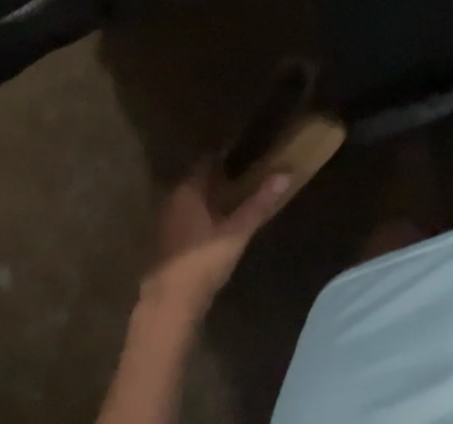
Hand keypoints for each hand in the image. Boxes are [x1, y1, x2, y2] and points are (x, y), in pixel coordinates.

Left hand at [141, 160, 292, 314]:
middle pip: (197, 178)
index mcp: (187, 190)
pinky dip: (203, 211)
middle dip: (219, 173)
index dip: (224, 153)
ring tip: (235, 191)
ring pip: (191, 197)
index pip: (206, 160)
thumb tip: (285, 174)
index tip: (244, 148)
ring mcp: (167, 221)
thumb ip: (259, 203)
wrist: (170, 303)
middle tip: (245, 168)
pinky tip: (219, 219)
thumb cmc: (203, 261)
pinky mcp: (168, 240)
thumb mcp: (237, 232)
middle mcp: (173, 199)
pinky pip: (187, 214)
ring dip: (210, 193)